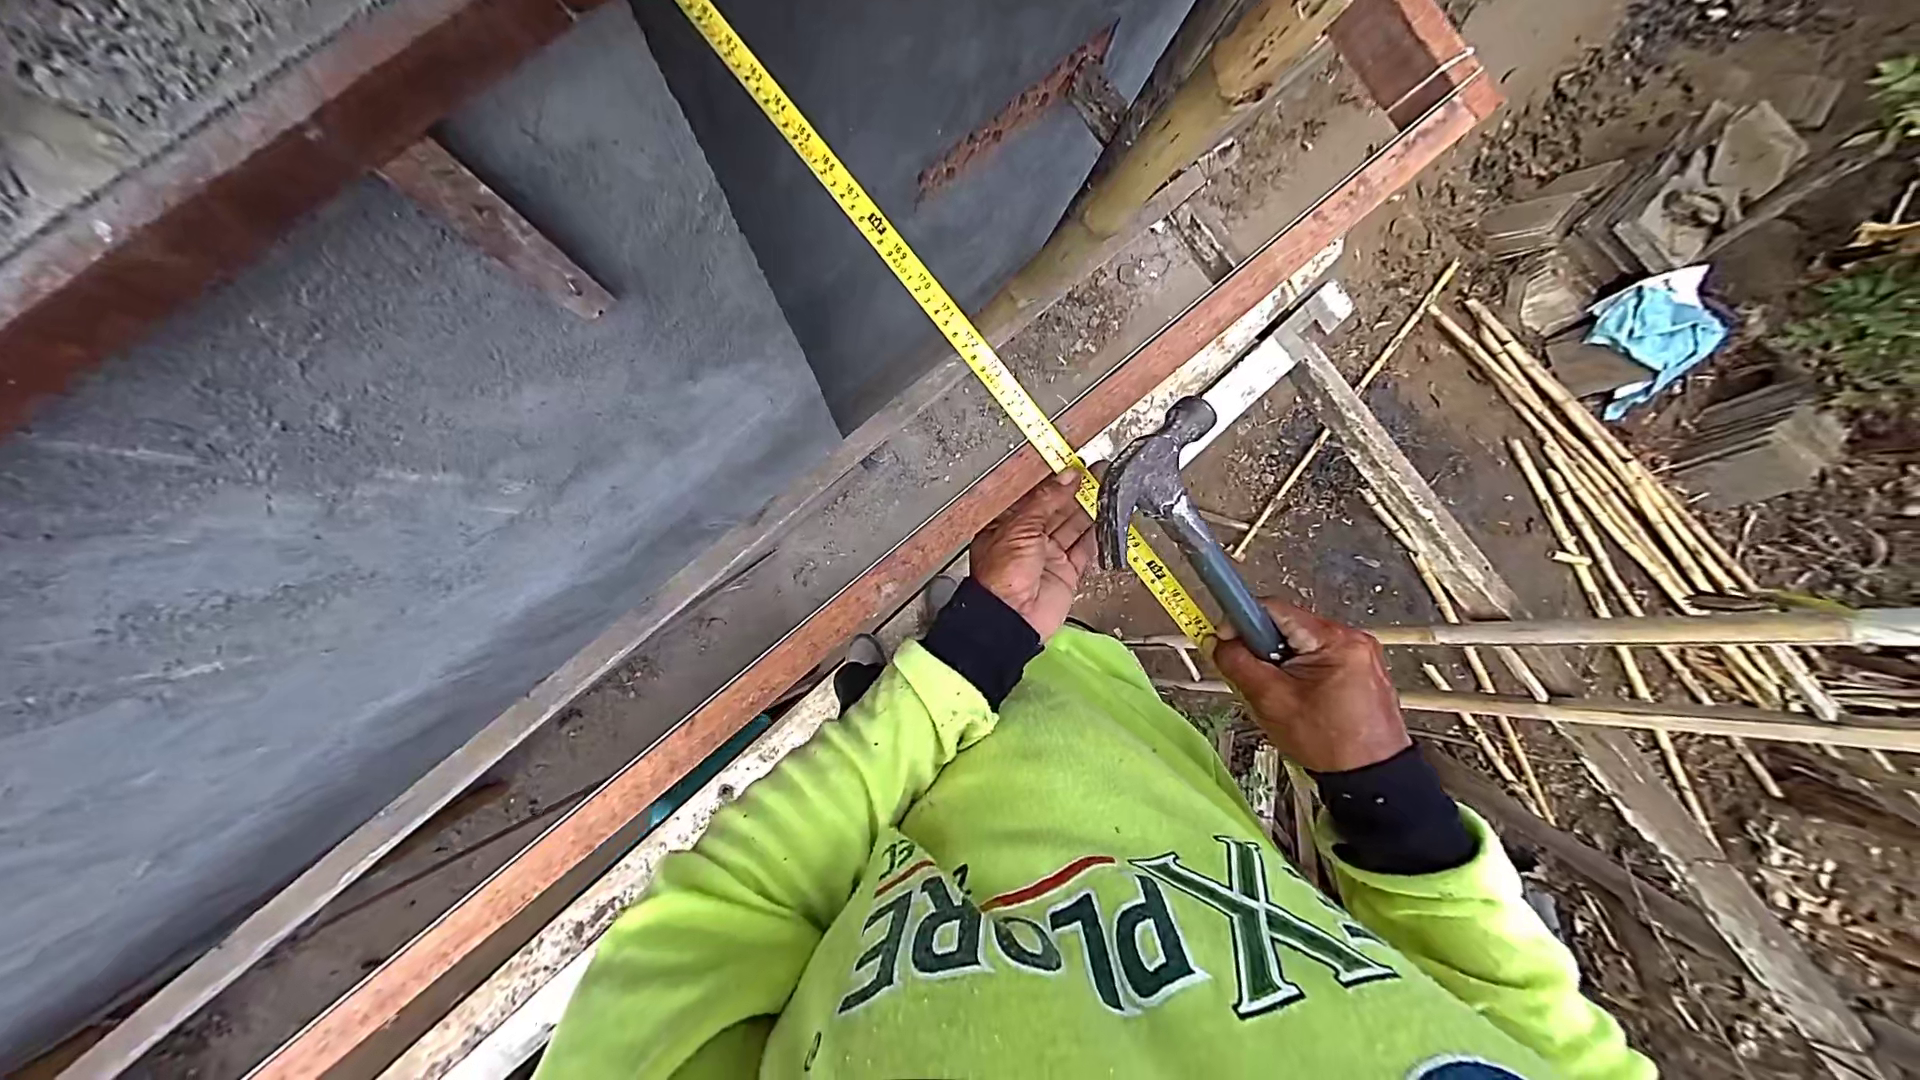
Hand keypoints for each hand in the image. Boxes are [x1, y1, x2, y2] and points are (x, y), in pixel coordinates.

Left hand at [969, 469, 1096, 640]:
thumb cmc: (1001, 577)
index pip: (1035, 496)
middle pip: (1057, 508)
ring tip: (1107, 489)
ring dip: (1090, 508)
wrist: (1011, 618)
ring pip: (1073, 526)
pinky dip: (1096, 534)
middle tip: (1098, 473)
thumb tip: (1066, 478)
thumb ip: (1046, 501)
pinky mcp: (1066, 571)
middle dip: (1077, 491)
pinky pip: (1085, 548)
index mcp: (1007, 525)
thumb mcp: (1020, 528)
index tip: (1074, 466)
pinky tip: (1106, 518)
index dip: (1055, 481)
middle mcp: (1027, 539)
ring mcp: (1048, 555)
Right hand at [1213, 598, 1408, 772]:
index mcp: (1335, 641)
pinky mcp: (1357, 669)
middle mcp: (1352, 640)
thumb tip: (1217, 643)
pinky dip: (1294, 671)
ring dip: (1276, 662)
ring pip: (1296, 643)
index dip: (1241, 622)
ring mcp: (1358, 655)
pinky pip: (1313, 657)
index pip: (1273, 609)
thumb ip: (1237, 663)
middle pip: (1284, 626)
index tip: (1225, 638)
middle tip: (1252, 676)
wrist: (1372, 779)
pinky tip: (1294, 696)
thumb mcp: (1270, 699)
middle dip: (1260, 648)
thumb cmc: (1331, 744)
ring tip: (1277, 692)